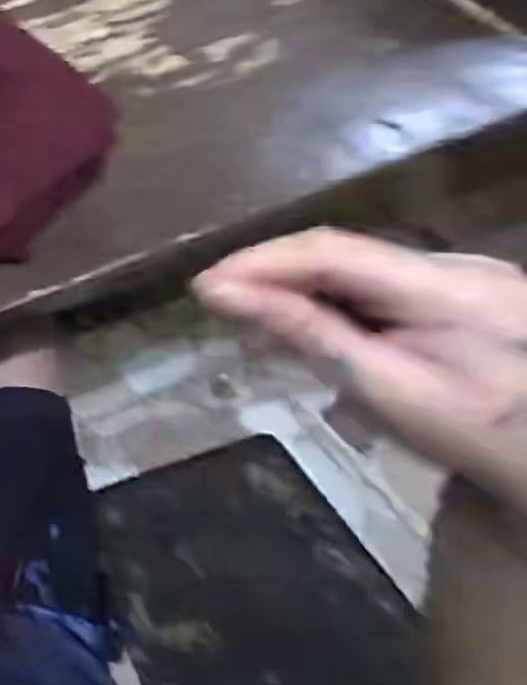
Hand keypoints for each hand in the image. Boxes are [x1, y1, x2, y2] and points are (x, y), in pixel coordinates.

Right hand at [194, 228, 526, 509]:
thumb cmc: (483, 435)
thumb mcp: (382, 386)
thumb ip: (301, 330)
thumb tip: (215, 290)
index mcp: (447, 286)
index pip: (327, 250)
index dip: (254, 261)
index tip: (201, 290)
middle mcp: (453, 266)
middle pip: (332, 254)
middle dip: (265, 278)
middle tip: (218, 314)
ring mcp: (457, 277)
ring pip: (343, 266)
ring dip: (287, 290)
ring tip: (253, 331)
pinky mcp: (453, 292)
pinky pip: (364, 282)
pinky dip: (320, 301)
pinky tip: (301, 330)